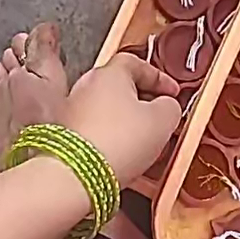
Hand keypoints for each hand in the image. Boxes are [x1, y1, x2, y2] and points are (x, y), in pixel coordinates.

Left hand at [61, 53, 181, 183]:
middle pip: (120, 88)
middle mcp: (85, 87)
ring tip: (145, 142)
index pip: (137, 63)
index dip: (159, 77)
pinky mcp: (67, 138)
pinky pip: (96, 132)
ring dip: (127, 123)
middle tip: (161, 117)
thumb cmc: (118, 141)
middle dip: (143, 102)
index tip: (172, 91)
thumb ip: (171, 107)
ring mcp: (72, 112)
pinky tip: (125, 156)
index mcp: (109, 73)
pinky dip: (112, 139)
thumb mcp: (163, 119)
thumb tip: (168, 107)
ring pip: (108, 112)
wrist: (78, 175)